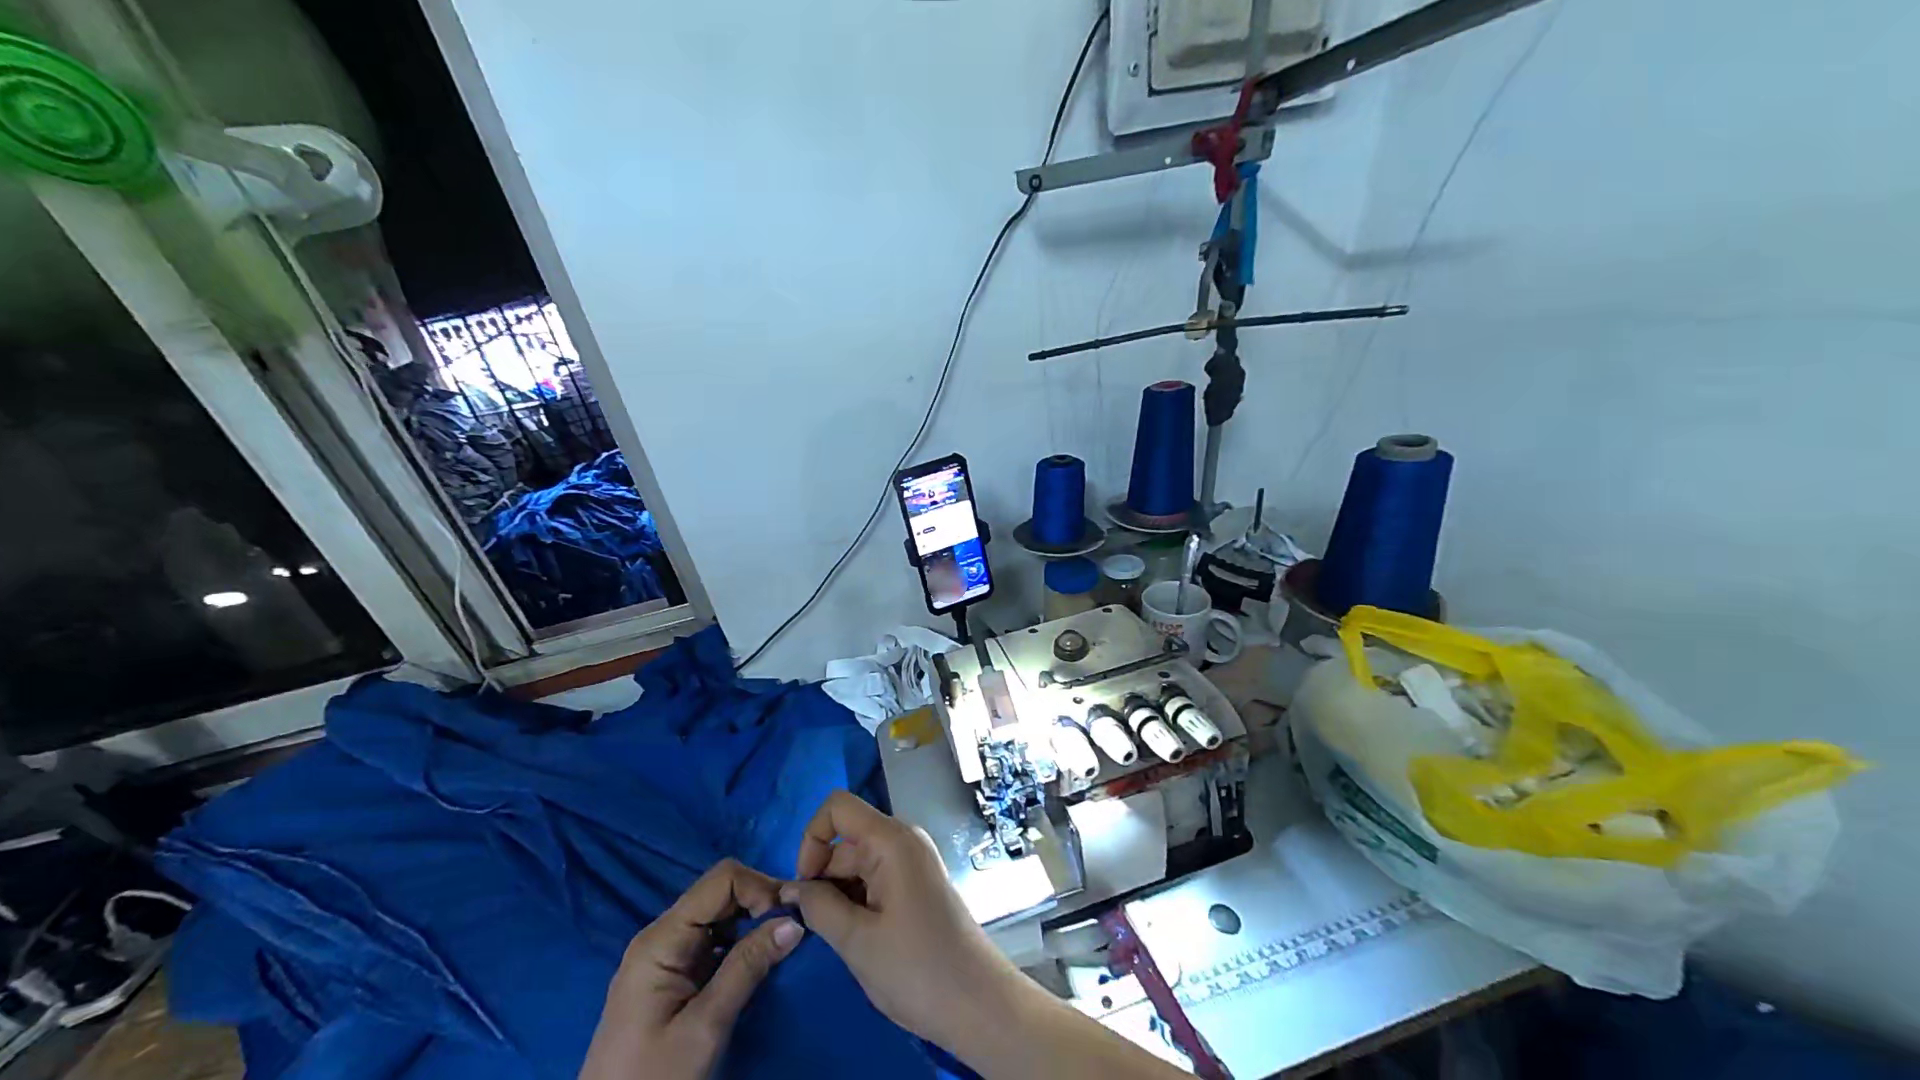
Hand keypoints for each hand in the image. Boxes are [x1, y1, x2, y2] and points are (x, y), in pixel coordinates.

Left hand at [578, 859, 804, 1079]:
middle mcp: (662, 935)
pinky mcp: (672, 975)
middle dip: (760, 901)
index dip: (759, 888)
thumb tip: (794, 922)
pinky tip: (760, 961)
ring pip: (720, 913)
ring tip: (783, 943)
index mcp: (662, 939)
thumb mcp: (705, 1027)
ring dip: (754, 920)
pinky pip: (713, 939)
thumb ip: (747, 967)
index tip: (788, 919)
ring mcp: (666, 955)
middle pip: (721, 891)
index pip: (721, 879)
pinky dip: (741, 941)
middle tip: (794, 929)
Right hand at [777, 791, 1032, 1050]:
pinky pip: (874, 880)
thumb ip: (818, 906)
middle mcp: (903, 841)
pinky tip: (854, 939)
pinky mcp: (916, 887)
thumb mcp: (856, 940)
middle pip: (845, 841)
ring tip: (835, 940)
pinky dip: (856, 902)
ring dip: (837, 895)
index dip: (811, 839)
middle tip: (808, 927)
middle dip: (820, 877)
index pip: (837, 807)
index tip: (805, 887)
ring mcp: (912, 864)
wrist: (979, 1004)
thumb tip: (793, 888)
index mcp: (892, 840)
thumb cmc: (917, 970)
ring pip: (857, 864)